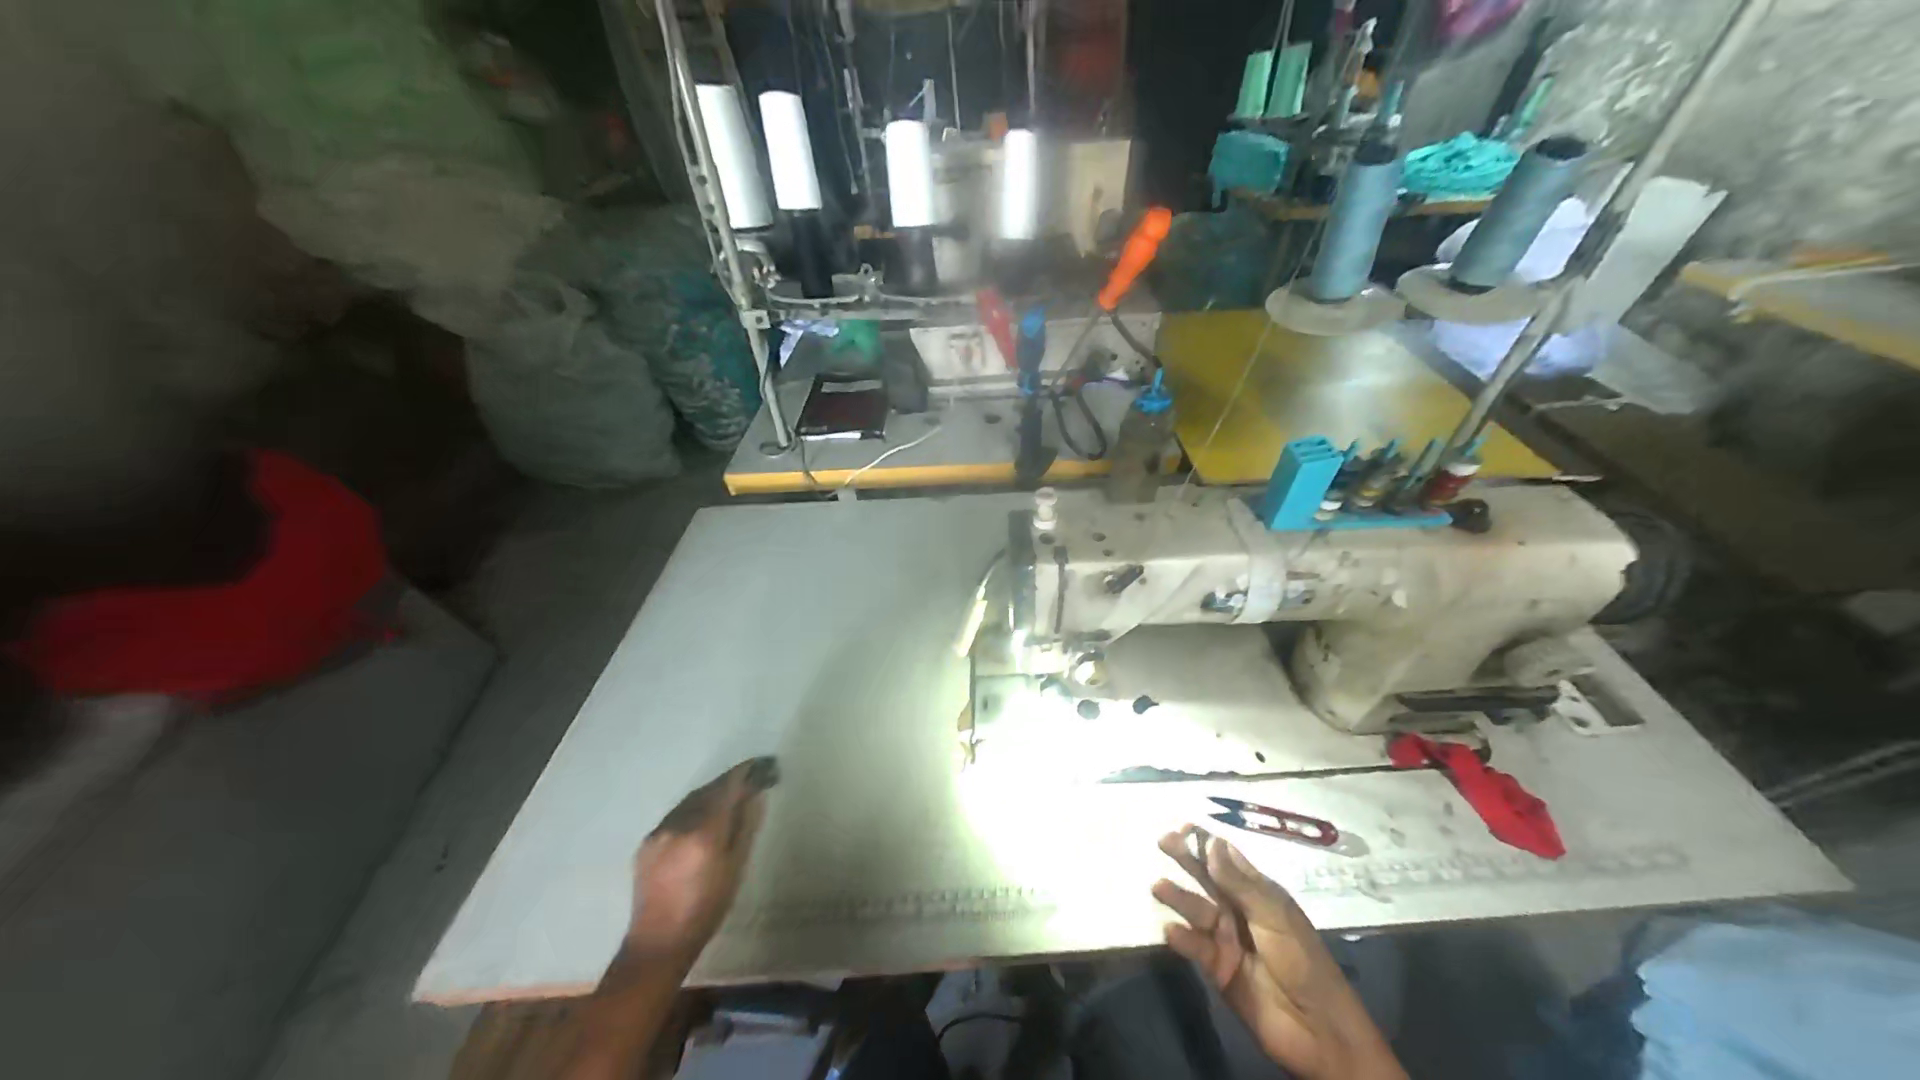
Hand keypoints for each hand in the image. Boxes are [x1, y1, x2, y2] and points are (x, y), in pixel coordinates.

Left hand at [626, 757, 775, 963]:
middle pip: (707, 790)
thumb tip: (755, 796)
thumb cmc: (706, 908)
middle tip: (748, 779)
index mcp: (704, 831)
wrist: (659, 942)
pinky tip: (701, 818)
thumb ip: (745, 827)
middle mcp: (678, 824)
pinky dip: (692, 810)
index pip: (727, 788)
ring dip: (709, 794)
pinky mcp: (646, 842)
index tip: (759, 765)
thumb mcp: (736, 868)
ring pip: (690, 801)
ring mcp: (659, 832)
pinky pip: (675, 816)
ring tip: (727, 796)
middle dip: (728, 781)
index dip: (744, 773)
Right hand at [1153, 830, 1405, 1079]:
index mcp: (1258, 893)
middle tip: (1163, 842)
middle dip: (1185, 859)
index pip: (1227, 859)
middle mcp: (1238, 910)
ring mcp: (1225, 938)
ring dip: (1178, 897)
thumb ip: (1238, 882)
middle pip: (1206, 878)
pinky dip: (1182, 938)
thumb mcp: (1274, 915)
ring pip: (1196, 909)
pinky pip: (1195, 946)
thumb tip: (1212, 842)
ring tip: (1159, 887)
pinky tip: (1171, 931)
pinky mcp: (1216, 967)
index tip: (1184, 827)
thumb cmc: (1304, 961)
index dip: (1207, 842)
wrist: (1318, 1030)